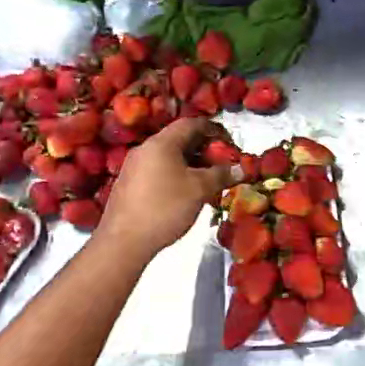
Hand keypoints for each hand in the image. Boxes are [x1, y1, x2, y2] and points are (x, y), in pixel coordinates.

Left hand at [95, 118, 238, 256]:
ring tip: (209, 181)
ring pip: (169, 158)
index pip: (191, 124)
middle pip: (179, 140)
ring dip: (191, 165)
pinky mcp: (129, 185)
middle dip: (204, 150)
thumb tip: (241, 169)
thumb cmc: (165, 208)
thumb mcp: (199, 190)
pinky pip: (158, 171)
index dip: (214, 129)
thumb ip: (221, 175)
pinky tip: (186, 194)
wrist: (123, 241)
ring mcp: (134, 167)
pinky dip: (177, 175)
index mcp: (161, 143)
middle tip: (223, 165)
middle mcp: (145, 149)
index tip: (230, 143)